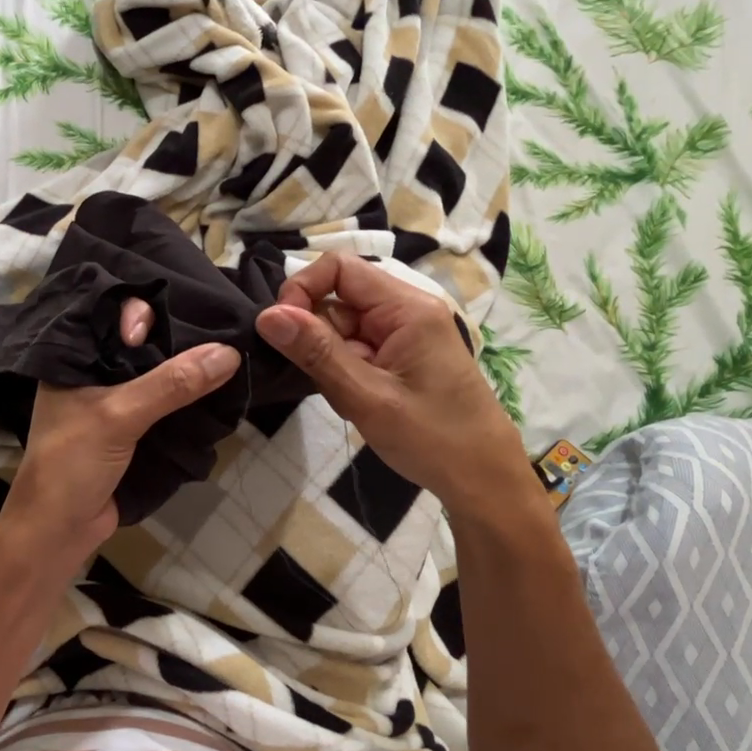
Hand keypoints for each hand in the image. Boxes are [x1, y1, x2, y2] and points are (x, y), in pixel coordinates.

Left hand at [2, 298, 240, 564]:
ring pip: (157, 376)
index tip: (180, 320)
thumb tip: (228, 353)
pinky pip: (165, 406)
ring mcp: (113, 403)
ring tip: (232, 354)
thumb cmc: (71, 464)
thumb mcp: (118, 415)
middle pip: (142, 344)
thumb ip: (170, 384)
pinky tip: (221, 390)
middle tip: (223, 327)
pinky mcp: (132, 432)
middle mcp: (92, 373)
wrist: (57, 532)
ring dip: (188, 372)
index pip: (112, 315)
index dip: (144, 313)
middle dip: (178, 339)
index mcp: (74, 357)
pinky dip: (189, 401)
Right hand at [253, 253, 534, 515]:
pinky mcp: (401, 357)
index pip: (339, 268)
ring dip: (329, 358)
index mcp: (407, 308)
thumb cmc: (433, 439)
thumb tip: (266, 315)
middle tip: (318, 377)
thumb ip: (316, 352)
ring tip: (345, 396)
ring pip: (342, 327)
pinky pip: (355, 348)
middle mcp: (406, 311)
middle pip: (338, 298)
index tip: (281, 329)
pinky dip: (343, 371)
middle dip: (315, 333)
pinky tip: (354, 400)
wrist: (485, 482)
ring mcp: (404, 335)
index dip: (303, 288)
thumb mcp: (366, 397)